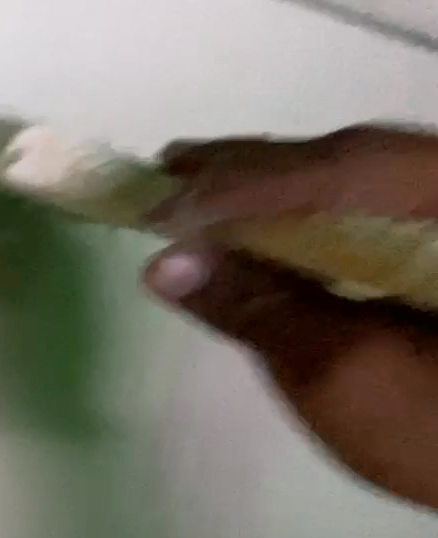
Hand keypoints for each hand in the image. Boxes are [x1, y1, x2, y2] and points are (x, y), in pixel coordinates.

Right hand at [142, 125, 437, 510]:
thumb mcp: (345, 373)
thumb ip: (261, 309)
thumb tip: (166, 261)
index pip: (357, 171)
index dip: (251, 182)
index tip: (158, 200)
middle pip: (368, 159)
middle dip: (257, 168)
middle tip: (161, 171)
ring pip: (376, 175)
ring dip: (277, 182)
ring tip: (192, 190)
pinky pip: (385, 204)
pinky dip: (312, 207)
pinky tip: (261, 217)